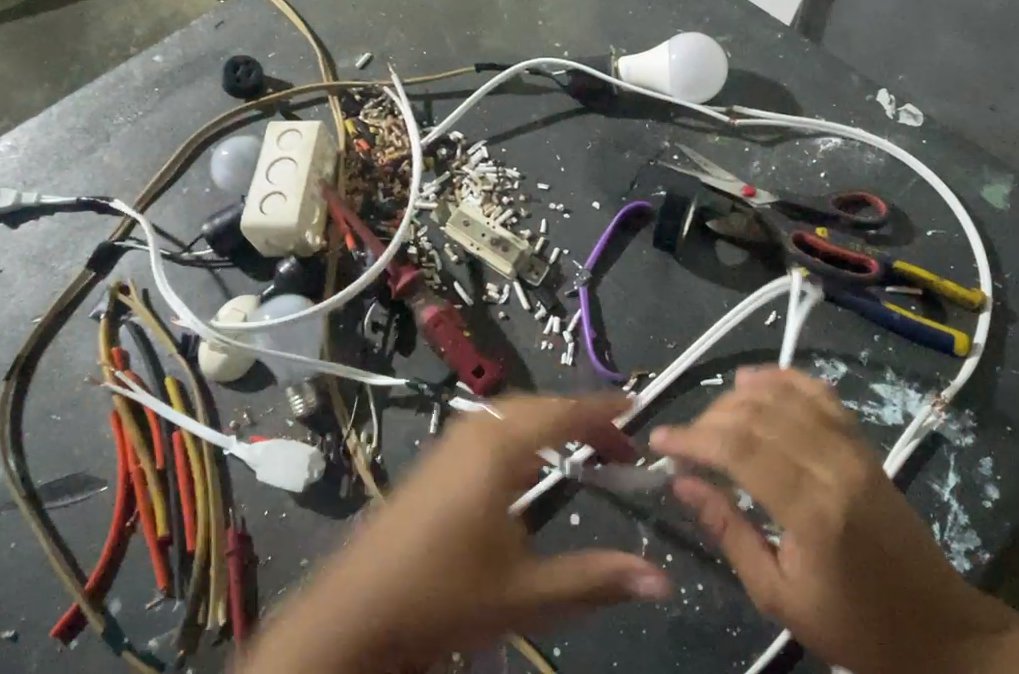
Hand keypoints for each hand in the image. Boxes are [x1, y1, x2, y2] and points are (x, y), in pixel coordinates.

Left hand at [239, 394, 670, 673]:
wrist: (355, 612)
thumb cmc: (443, 595)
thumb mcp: (526, 594)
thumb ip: (595, 581)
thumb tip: (663, 579)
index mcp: (498, 449)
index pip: (562, 412)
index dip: (603, 408)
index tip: (638, 408)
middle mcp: (472, 433)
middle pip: (536, 406)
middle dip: (578, 415)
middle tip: (616, 442)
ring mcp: (447, 445)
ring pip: (509, 415)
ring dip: (548, 423)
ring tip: (582, 447)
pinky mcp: (433, 463)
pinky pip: (489, 429)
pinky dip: (522, 434)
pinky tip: (528, 467)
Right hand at [649, 366, 1018, 672]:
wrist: (937, 630)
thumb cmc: (853, 625)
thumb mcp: (778, 595)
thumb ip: (729, 532)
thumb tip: (682, 483)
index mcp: (812, 511)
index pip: (739, 450)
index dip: (693, 438)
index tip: (659, 441)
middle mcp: (835, 467)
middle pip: (759, 415)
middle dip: (710, 418)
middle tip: (683, 440)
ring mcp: (856, 451)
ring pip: (788, 396)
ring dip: (742, 394)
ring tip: (710, 411)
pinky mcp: (866, 447)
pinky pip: (823, 396)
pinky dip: (786, 380)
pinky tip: (757, 380)